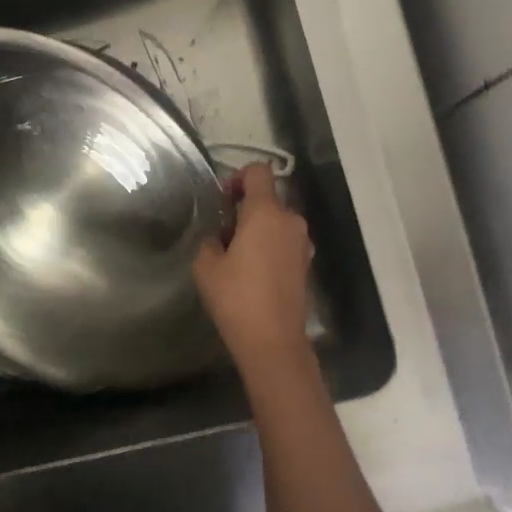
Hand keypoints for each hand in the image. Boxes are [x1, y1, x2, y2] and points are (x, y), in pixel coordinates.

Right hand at [193, 163, 311, 365]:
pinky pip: (285, 241)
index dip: (238, 177)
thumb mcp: (206, 266)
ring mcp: (302, 243)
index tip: (223, 199)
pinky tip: (253, 271)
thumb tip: (219, 238)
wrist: (273, 340)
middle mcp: (290, 221)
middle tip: (223, 234)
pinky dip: (270, 245)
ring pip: (277, 221)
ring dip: (258, 228)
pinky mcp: (306, 263)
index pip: (258, 172)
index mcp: (266, 213)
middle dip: (245, 208)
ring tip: (237, 256)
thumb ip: (210, 241)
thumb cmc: (236, 298)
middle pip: (268, 198)